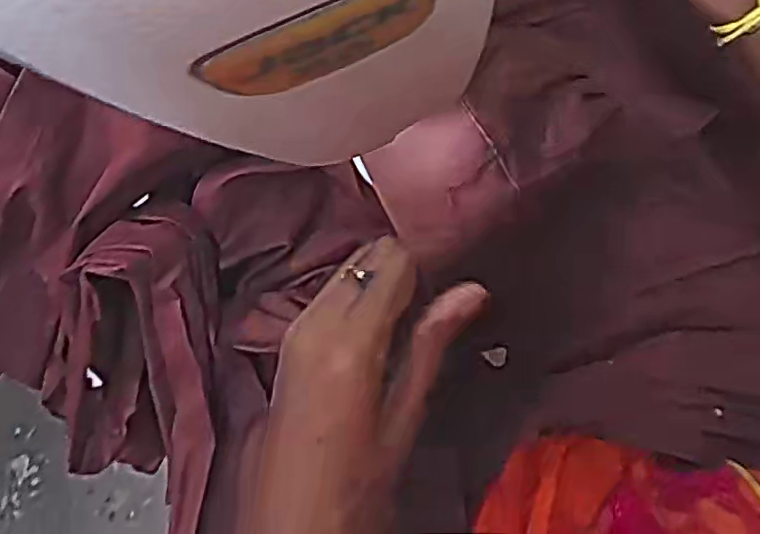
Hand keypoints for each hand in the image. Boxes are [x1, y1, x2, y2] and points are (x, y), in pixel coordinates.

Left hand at [246, 238, 488, 533]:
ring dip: (380, 273)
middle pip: (368, 253)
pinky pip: (330, 287)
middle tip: (434, 291)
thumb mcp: (403, 417)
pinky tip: (379, 320)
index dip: (426, 259)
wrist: (287, 527)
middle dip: (403, 262)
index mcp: (350, 340)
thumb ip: (431, 342)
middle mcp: (317, 320)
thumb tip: (472, 290)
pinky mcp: (288, 335)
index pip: (393, 259)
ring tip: (411, 308)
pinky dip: (357, 288)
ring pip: (348, 264)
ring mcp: (297, 325)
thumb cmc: (354, 486)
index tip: (451, 272)